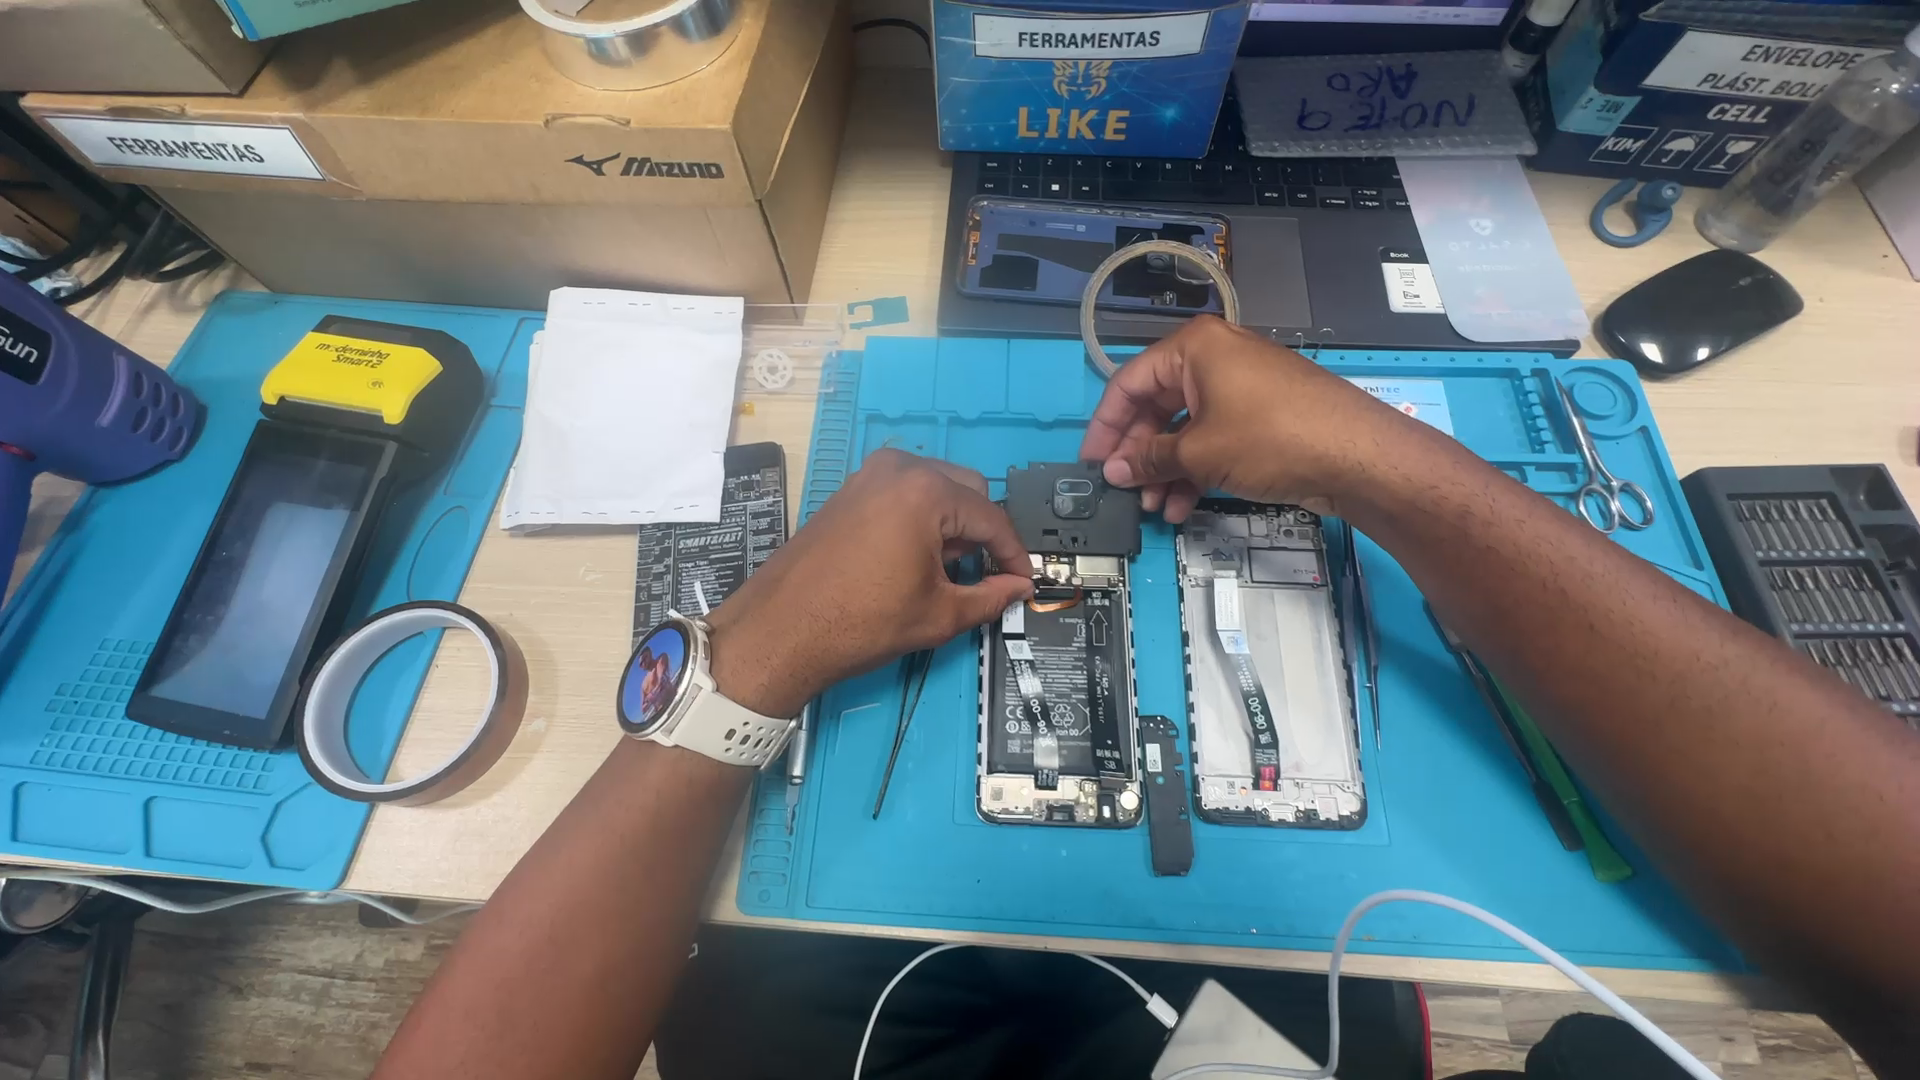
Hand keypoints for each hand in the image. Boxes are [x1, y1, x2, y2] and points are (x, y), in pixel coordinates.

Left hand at [703, 450, 1033, 717]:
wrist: (780, 630)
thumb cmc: (861, 622)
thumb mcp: (938, 614)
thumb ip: (990, 597)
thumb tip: (1019, 588)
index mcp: (926, 491)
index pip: (991, 518)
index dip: (1014, 554)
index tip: (1024, 580)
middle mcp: (899, 468)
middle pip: (967, 490)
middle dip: (982, 532)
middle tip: (984, 574)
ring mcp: (869, 474)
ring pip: (935, 488)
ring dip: (952, 523)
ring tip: (946, 570)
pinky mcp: (849, 489)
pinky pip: (903, 492)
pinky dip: (921, 517)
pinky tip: (915, 557)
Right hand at [1080, 316, 1413, 522]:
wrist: (1358, 456)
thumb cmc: (1271, 438)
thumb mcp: (1199, 452)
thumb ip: (1148, 460)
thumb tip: (1113, 471)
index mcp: (1194, 348)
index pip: (1129, 383)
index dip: (1105, 426)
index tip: (1091, 461)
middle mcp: (1214, 360)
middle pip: (1156, 408)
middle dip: (1139, 454)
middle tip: (1123, 489)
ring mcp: (1238, 388)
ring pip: (1183, 429)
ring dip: (1165, 470)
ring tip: (1155, 506)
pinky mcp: (1257, 417)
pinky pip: (1210, 440)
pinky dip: (1194, 470)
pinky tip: (1182, 505)